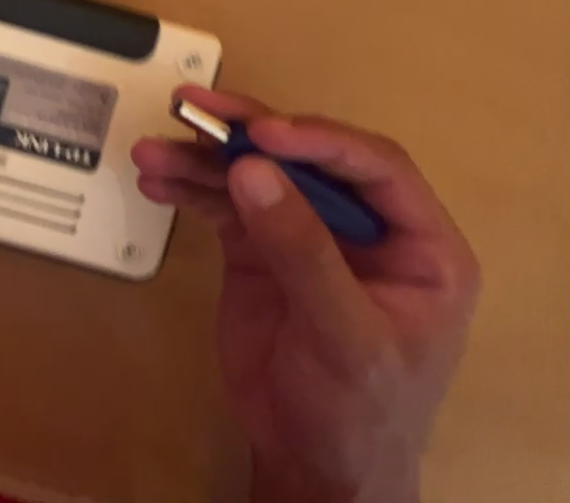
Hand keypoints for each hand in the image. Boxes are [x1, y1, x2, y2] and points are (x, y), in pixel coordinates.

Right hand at [132, 86, 479, 502]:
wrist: (309, 460)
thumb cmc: (358, 410)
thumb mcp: (343, 333)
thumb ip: (301, 250)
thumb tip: (252, 171)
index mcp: (417, 244)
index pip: (374, 168)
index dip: (320, 140)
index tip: (263, 133)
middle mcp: (359, 227)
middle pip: (302, 157)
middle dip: (245, 133)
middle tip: (194, 109)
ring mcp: (302, 233)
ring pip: (252, 174)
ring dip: (200, 160)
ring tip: (153, 152)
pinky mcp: (255, 246)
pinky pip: (220, 203)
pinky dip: (187, 189)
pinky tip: (157, 182)